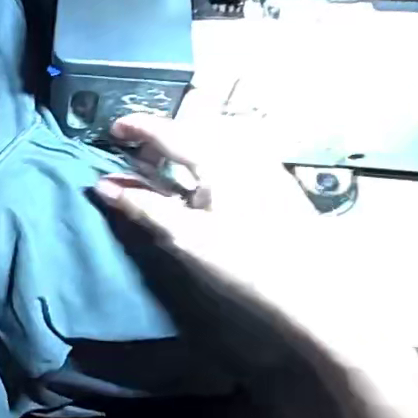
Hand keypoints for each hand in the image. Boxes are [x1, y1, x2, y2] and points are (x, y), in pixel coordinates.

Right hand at [93, 114, 371, 352]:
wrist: (314, 290)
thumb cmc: (245, 262)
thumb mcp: (186, 237)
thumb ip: (143, 207)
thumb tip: (104, 187)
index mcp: (218, 156)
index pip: (169, 131)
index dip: (137, 128)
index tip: (112, 130)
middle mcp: (242, 148)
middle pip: (191, 129)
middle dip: (160, 136)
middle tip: (133, 150)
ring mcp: (261, 162)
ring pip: (211, 140)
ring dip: (181, 147)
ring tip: (159, 164)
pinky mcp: (272, 180)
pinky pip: (227, 154)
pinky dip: (202, 159)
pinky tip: (196, 179)